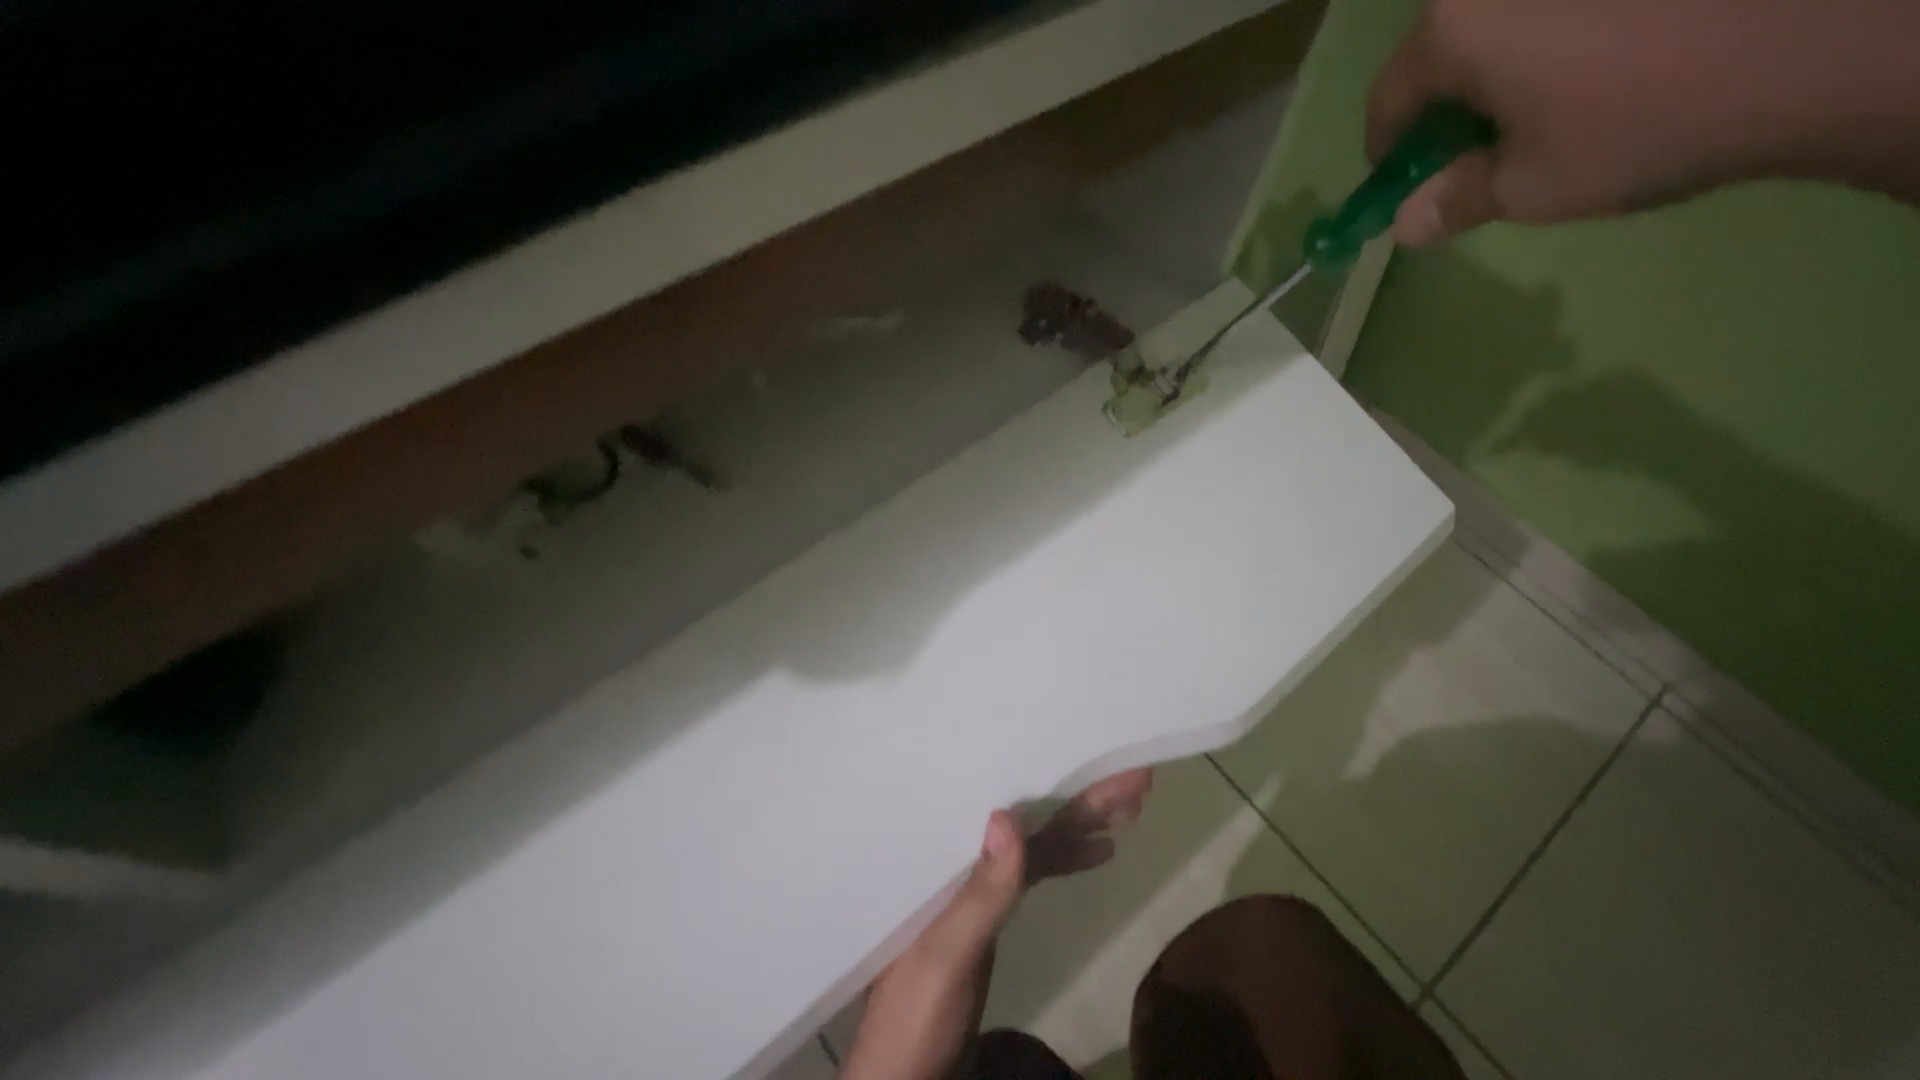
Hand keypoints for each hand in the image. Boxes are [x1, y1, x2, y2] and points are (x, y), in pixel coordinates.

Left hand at [839, 770, 1151, 1079]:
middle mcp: (954, 860)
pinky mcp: (989, 913)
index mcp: (935, 856)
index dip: (1046, 778)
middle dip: (1076, 795)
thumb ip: (979, 894)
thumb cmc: (914, 1013)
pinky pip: (1034, 872)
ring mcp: (974, 887)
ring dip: (1080, 821)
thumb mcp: (947, 955)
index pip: (998, 804)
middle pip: (1023, 817)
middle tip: (1134, 777)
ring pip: (1034, 842)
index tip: (1095, 757)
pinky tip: (1102, 848)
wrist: (908, 1077)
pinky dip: (1066, 857)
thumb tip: (1007, 815)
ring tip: (1131, 802)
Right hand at [1369, 0, 1919, 245]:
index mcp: (1456, 31)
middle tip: (1482, 155)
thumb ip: (1454, 201)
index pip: (1387, 100)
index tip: (1404, 187)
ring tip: (1552, 113)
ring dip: (1501, 75)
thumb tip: (1405, 225)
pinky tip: (1600, 69)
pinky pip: (1551, 9)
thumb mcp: (1530, 189)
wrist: (1811, 46)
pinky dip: (1553, 41)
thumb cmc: (1639, 129)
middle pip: (1440, 54)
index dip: (1386, 154)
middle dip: (1447, 110)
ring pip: (1497, 27)